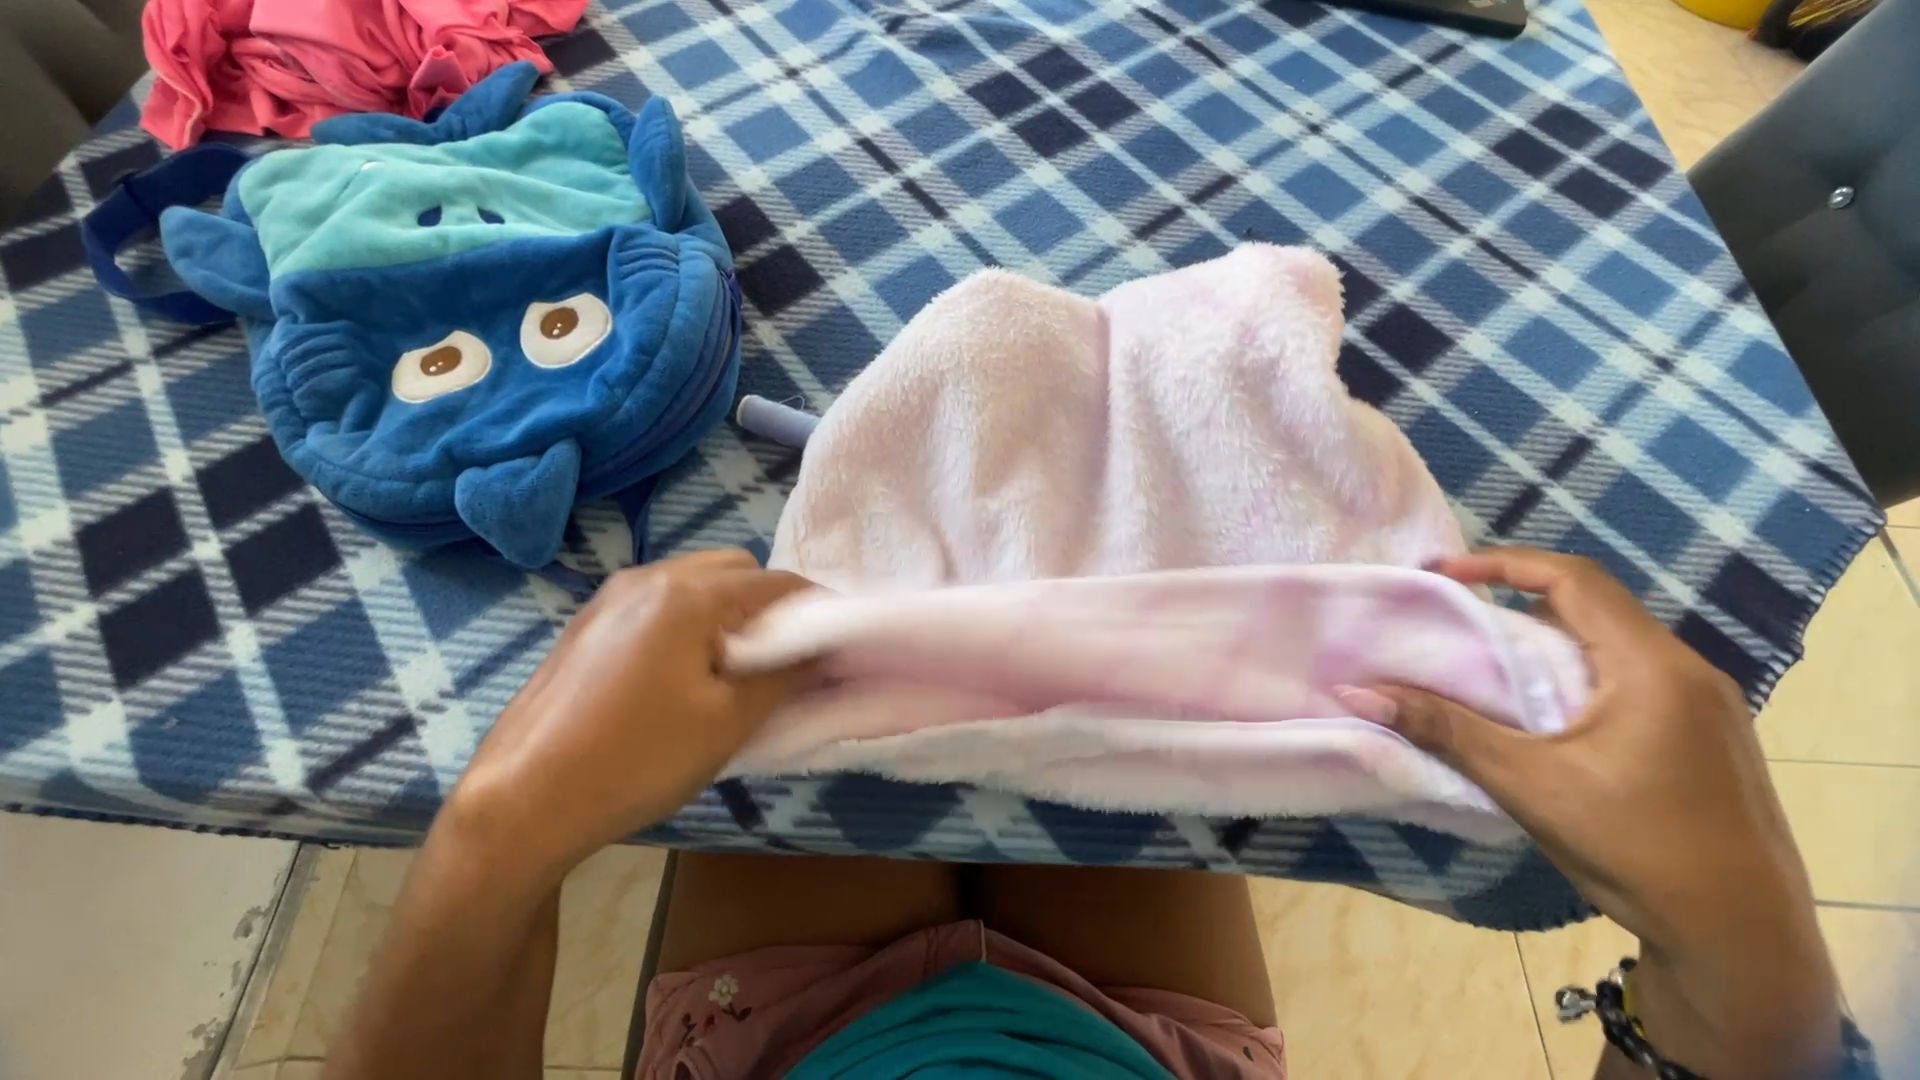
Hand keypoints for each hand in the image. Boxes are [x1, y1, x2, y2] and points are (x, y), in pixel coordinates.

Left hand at [448, 550, 810, 878]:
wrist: (522, 801)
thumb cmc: (638, 759)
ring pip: (695, 584)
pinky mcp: (588, 623)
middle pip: (735, 571)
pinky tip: (679, 677)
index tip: (839, 644)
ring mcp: (611, 597)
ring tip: (729, 672)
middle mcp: (650, 577)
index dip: (818, 611)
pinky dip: (689, 624)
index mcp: (689, 593)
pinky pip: (659, 604)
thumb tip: (825, 650)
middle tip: (780, 662)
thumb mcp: (730, 721)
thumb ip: (787, 674)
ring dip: (728, 614)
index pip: (778, 583)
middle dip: (770, 607)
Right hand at [1339, 548, 1839, 1077]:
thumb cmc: (1632, 845)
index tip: (1442, 574)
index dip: (1503, 563)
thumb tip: (1357, 692)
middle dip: (1516, 602)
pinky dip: (1573, 672)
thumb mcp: (1526, 781)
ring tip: (1486, 662)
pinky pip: (1627, 676)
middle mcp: (1685, 671)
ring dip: (1545, 640)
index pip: (1575, 579)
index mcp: (1651, 667)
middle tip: (1452, 617)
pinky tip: (1541, 711)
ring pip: (1610, 644)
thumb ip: (1442, 728)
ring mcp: (1702, 705)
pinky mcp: (1702, 736)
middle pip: (1592, 606)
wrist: (1739, 937)